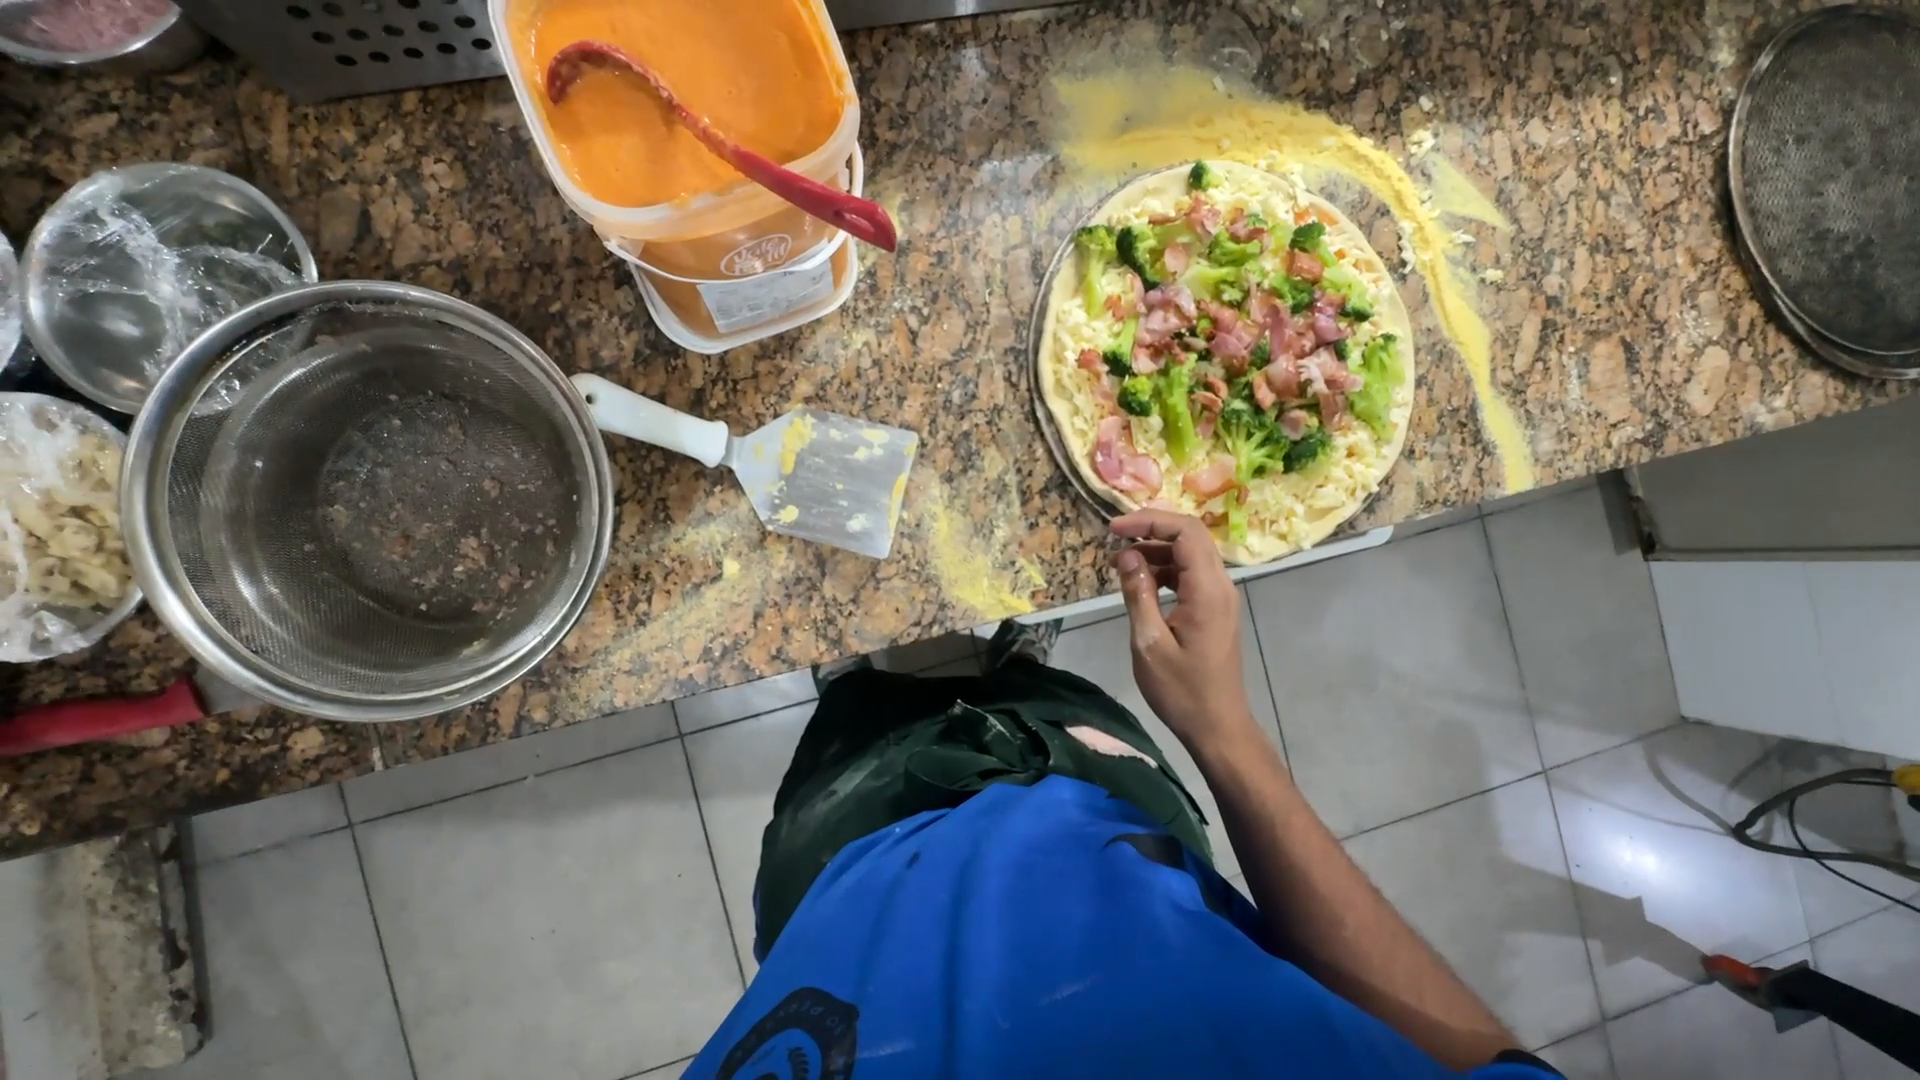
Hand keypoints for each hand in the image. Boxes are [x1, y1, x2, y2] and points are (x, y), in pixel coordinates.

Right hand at [1109, 509, 1256, 750]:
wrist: (1217, 726)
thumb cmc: (1181, 690)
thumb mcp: (1149, 643)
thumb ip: (1138, 594)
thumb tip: (1127, 556)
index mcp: (1208, 591)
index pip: (1185, 531)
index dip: (1149, 521)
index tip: (1114, 530)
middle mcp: (1221, 586)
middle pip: (1191, 536)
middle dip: (1151, 529)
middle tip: (1114, 538)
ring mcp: (1221, 598)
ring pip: (1191, 554)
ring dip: (1156, 550)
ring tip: (1120, 564)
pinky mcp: (1215, 610)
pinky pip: (1191, 575)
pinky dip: (1165, 570)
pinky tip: (1140, 583)